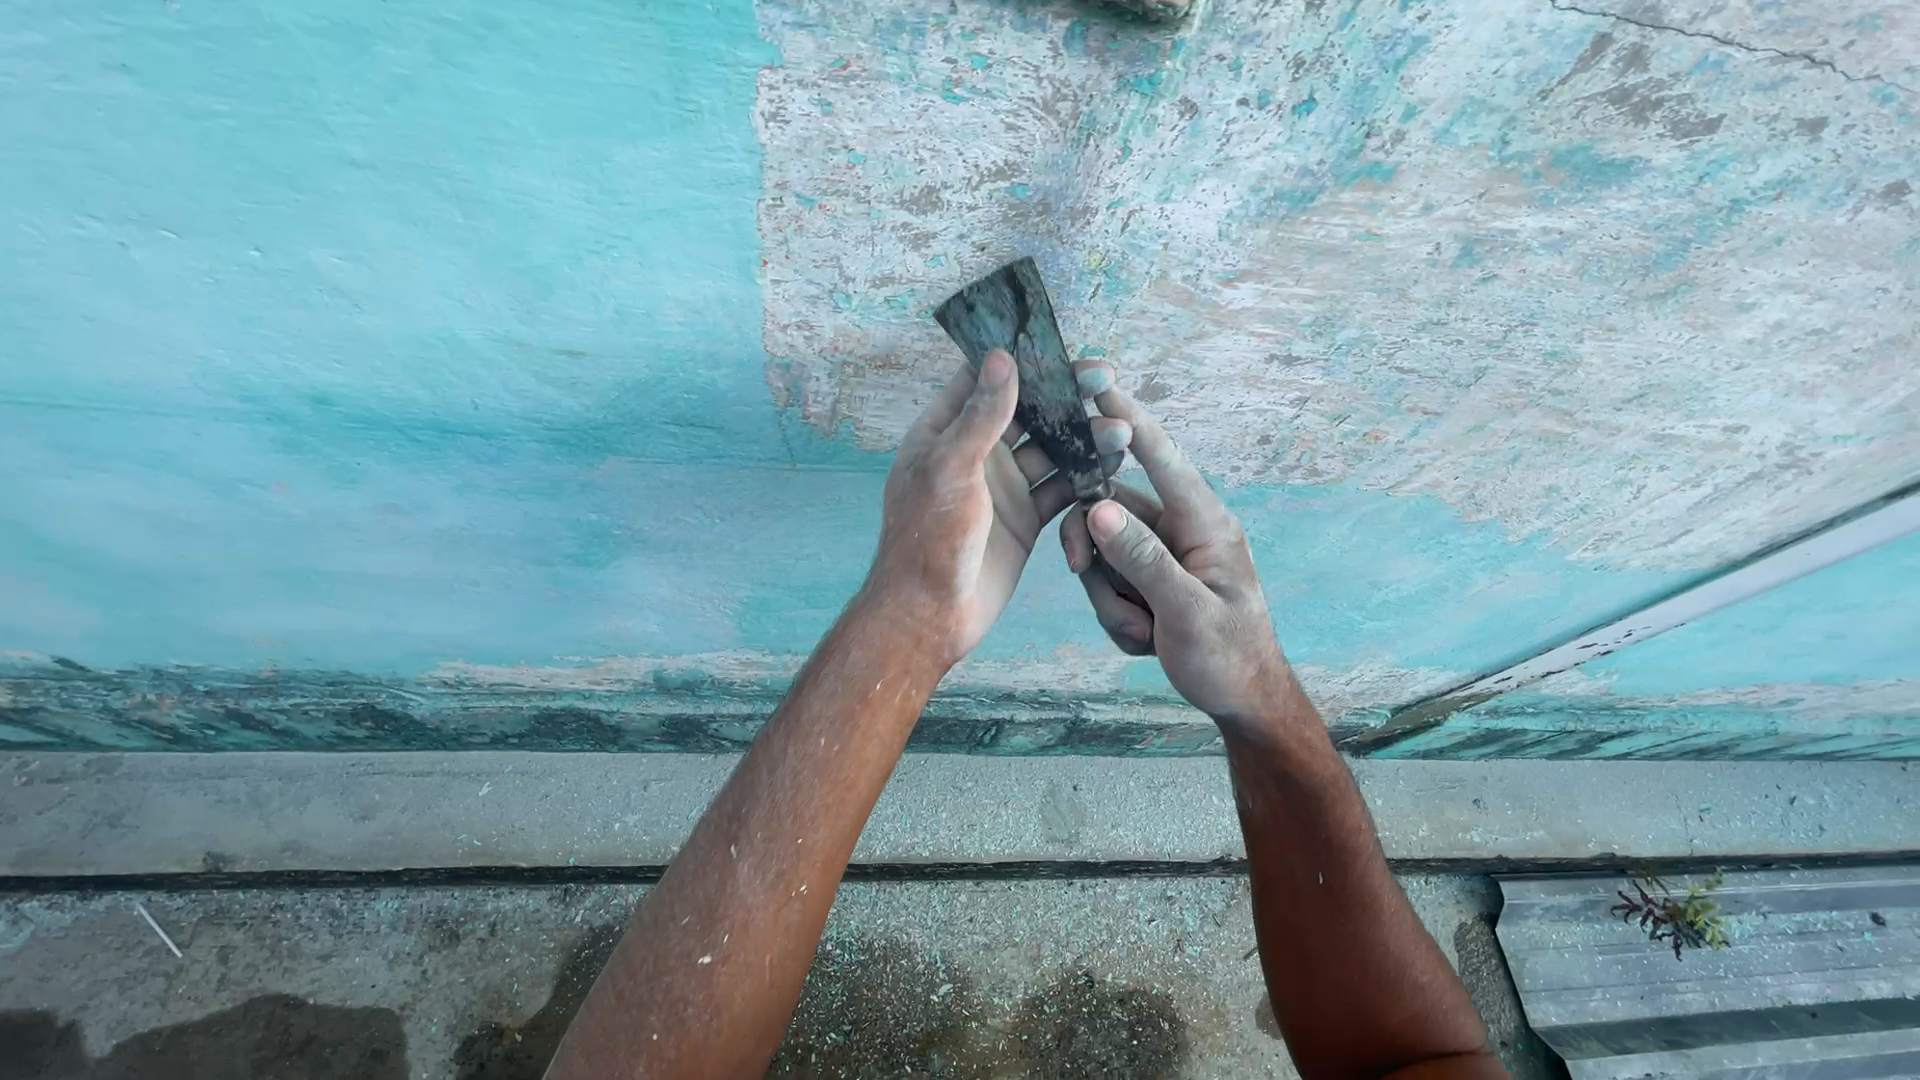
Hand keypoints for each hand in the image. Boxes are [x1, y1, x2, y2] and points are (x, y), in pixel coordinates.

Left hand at [866, 349, 1081, 665]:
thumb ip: (980, 416)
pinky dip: (1085, 477)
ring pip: (1050, 451)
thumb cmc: (927, 539)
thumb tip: (1001, 358)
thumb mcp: (950, 470)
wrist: (932, 614)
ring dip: (1083, 438)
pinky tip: (1112, 465)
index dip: (1021, 360)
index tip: (1060, 346)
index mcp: (944, 433)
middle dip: (1064, 395)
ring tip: (1121, 429)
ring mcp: (1002, 487)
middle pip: (1027, 412)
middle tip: (1105, 378)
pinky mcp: (1025, 518)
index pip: (984, 381)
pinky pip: (1060, 488)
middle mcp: (975, 455)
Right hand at [1059, 361, 1294, 728]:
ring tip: (1144, 634)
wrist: (1242, 700)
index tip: (1098, 381)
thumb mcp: (1187, 612)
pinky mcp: (1146, 578)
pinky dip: (1117, 615)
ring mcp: (1160, 554)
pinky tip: (1147, 639)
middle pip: (1108, 511)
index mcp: (1204, 522)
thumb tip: (1098, 509)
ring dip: (1110, 600)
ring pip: (1100, 552)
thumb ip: (1142, 559)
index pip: (1162, 457)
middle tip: (1082, 574)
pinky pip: (1105, 581)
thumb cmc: (1230, 656)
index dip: (1128, 418)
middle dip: (1095, 555)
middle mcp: (1179, 529)